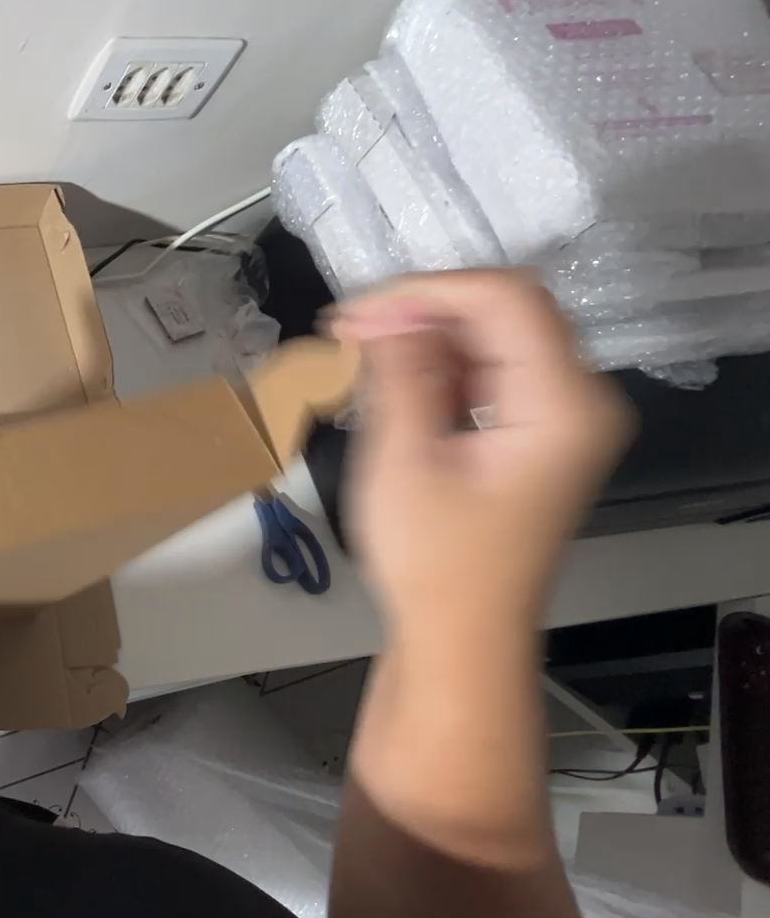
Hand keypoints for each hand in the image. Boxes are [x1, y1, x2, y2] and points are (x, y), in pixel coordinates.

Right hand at [331, 270, 633, 631]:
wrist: (457, 625)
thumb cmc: (431, 556)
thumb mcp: (403, 462)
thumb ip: (401, 379)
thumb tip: (385, 317)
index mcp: (560, 404)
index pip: (504, 300)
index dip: (424, 292)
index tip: (350, 314)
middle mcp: (575, 399)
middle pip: (503, 314)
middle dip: (419, 311)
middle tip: (343, 331)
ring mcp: (554, 418)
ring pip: (490, 342)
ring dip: (420, 338)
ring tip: (353, 355)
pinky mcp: (527, 435)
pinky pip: (484, 376)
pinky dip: (432, 369)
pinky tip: (385, 385)